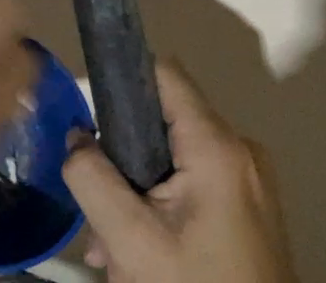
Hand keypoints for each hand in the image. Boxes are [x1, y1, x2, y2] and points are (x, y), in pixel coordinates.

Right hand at [62, 61, 296, 282]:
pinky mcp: (248, 209)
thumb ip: (91, 178)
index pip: (161, 73)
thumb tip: (76, 137)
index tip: (87, 115)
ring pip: (172, 157)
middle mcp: (240, 151)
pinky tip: (138, 252)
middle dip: (119, 155)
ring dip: (135, 189)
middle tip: (95, 203)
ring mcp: (248, 181)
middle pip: (162, 121)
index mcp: (217, 146)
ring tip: (110, 244)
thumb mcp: (130, 241)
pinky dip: (160, 205)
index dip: (119, 81)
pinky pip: (192, 184)